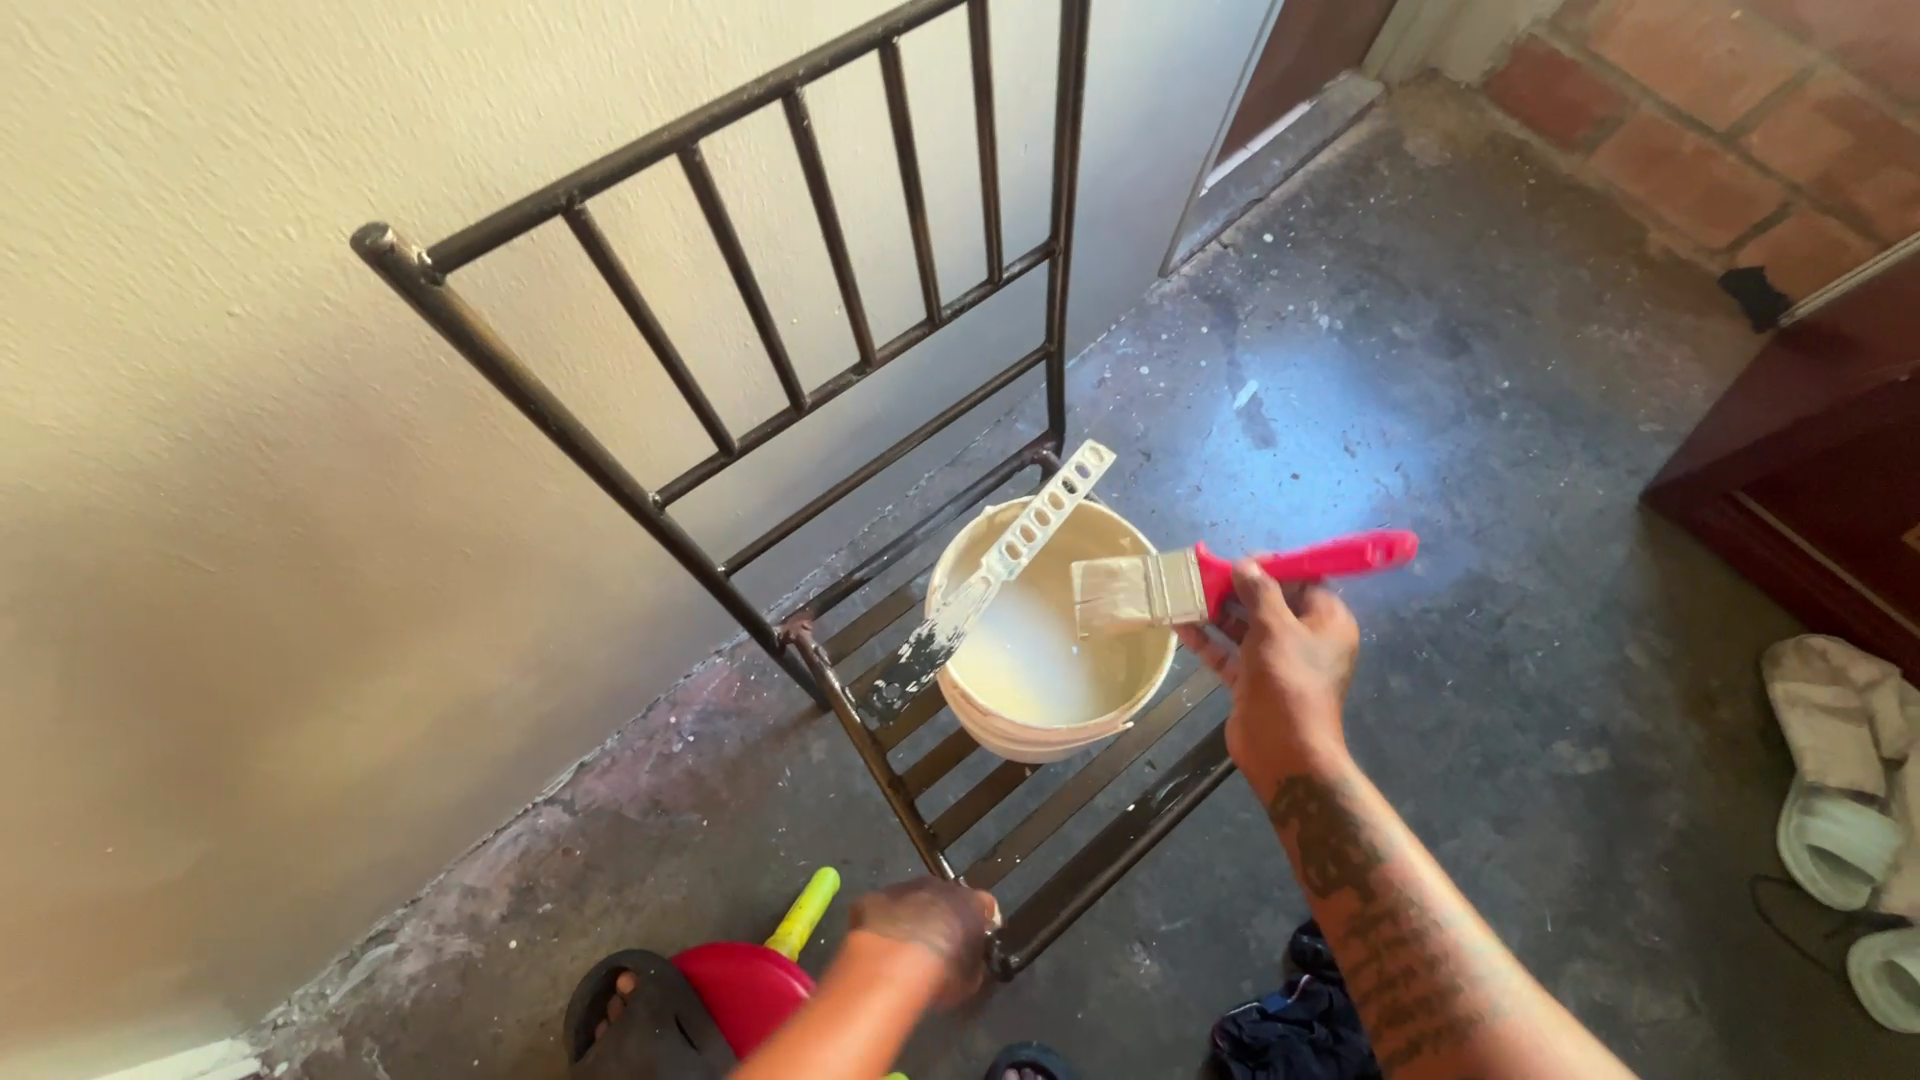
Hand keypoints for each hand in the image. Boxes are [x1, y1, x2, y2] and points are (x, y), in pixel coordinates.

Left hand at [848, 878, 998, 1002]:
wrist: (890, 963)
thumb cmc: (940, 974)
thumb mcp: (970, 981)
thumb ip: (974, 965)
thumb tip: (971, 963)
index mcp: (970, 902)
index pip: (985, 906)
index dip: (982, 923)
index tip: (976, 943)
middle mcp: (939, 886)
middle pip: (947, 897)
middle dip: (944, 917)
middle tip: (938, 946)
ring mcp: (904, 887)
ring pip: (914, 899)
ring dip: (914, 917)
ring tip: (905, 950)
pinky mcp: (874, 897)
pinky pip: (884, 908)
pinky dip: (885, 923)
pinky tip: (881, 946)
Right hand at [1174, 560, 1358, 797]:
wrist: (1284, 749)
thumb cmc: (1289, 680)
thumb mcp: (1275, 627)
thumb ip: (1259, 592)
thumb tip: (1244, 565)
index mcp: (1326, 622)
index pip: (1304, 581)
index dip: (1273, 568)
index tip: (1240, 560)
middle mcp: (1305, 639)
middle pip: (1269, 603)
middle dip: (1236, 588)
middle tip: (1204, 574)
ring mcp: (1277, 661)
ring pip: (1245, 627)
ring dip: (1217, 612)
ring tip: (1185, 593)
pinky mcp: (1252, 680)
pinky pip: (1228, 652)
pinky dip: (1208, 640)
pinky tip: (1180, 625)